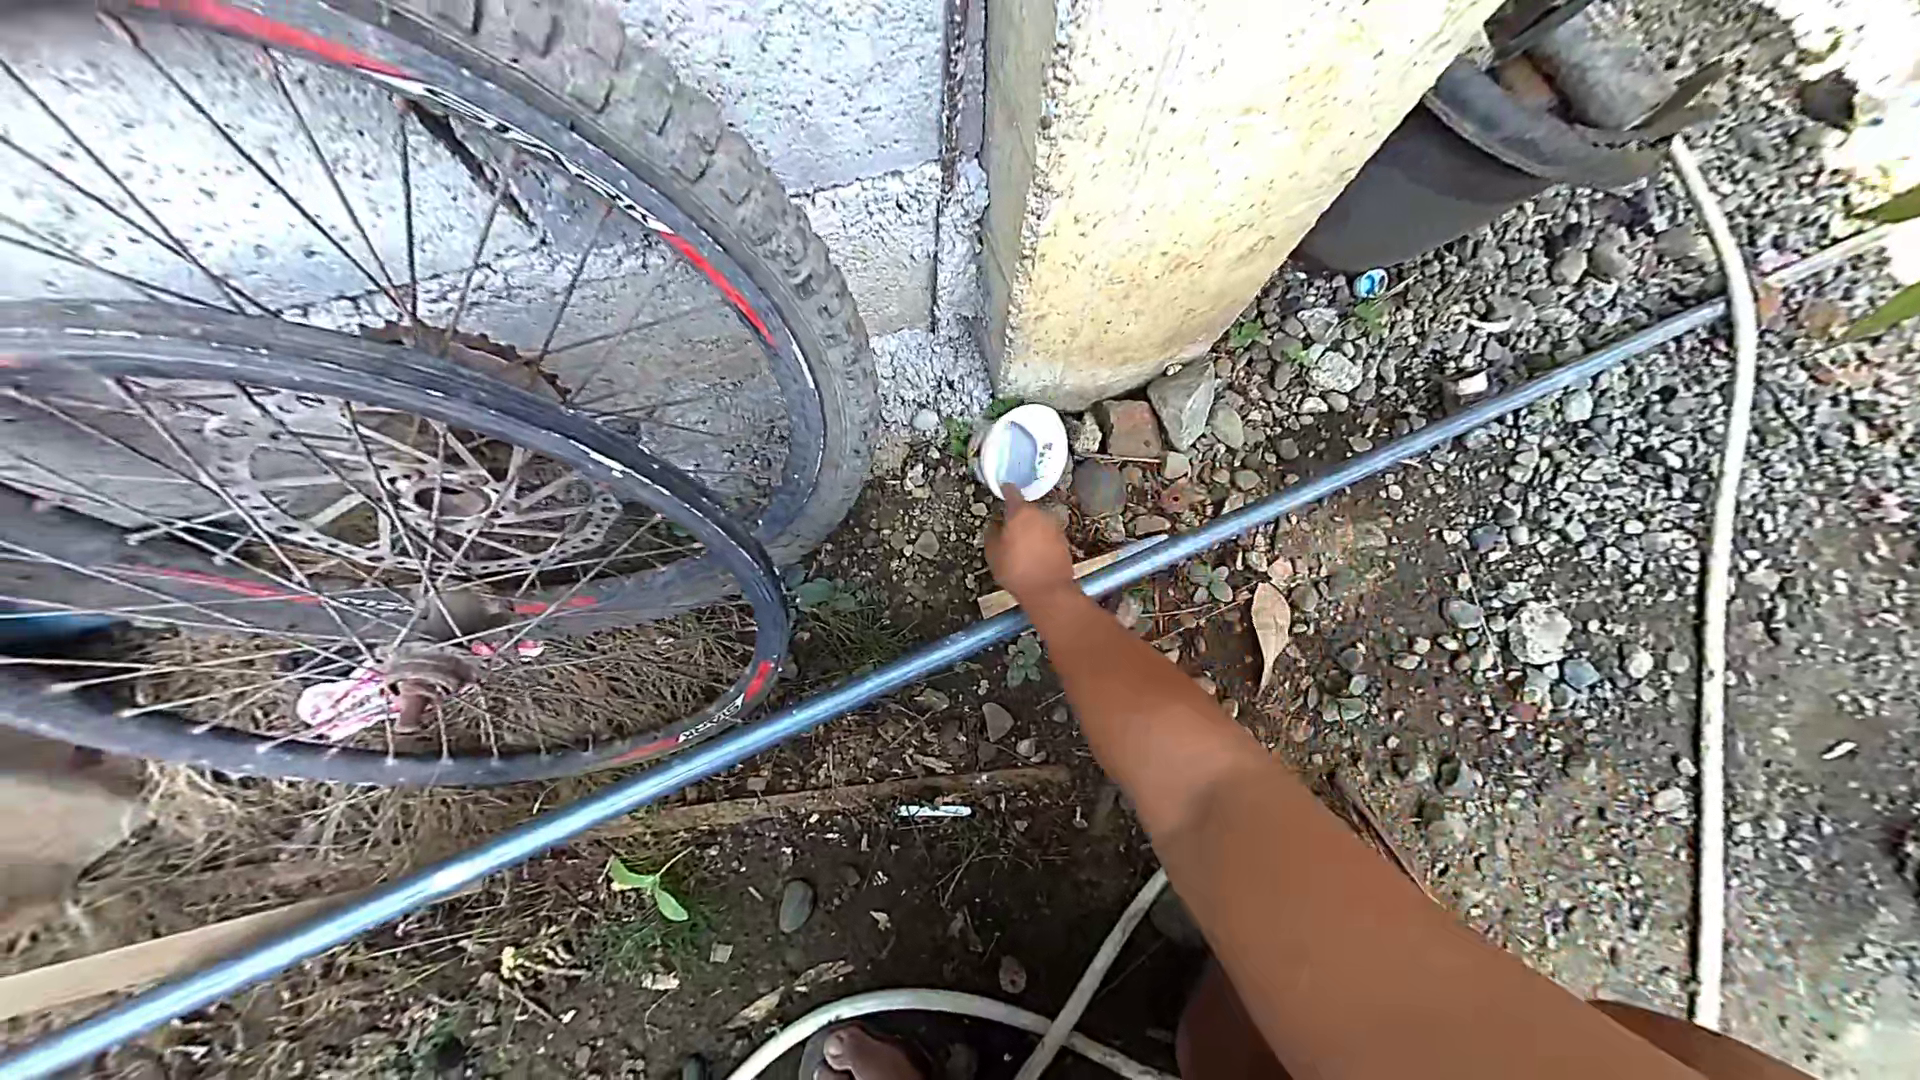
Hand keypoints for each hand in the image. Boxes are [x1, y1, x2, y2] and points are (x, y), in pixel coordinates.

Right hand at [986, 484, 1076, 602]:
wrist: (1049, 591)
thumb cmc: (1017, 571)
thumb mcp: (992, 553)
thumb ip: (992, 532)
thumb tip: (995, 524)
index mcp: (1021, 513)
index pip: (1012, 492)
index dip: (1005, 490)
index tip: (1002, 489)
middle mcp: (1041, 515)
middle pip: (1026, 509)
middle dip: (1017, 516)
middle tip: (1007, 529)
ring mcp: (1054, 527)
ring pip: (1038, 522)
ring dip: (1030, 529)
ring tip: (1020, 546)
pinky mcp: (1063, 541)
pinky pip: (1047, 535)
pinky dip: (1040, 540)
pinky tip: (1033, 554)